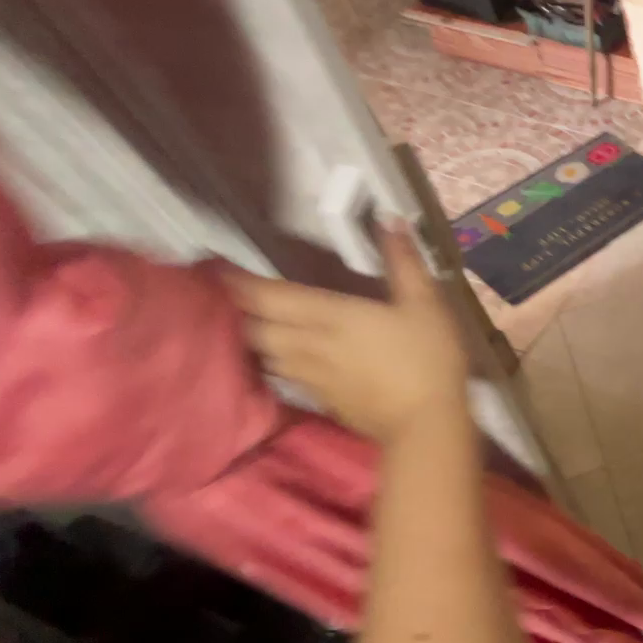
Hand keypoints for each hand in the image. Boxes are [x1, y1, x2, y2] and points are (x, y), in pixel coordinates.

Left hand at [229, 224, 468, 442]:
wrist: (425, 423)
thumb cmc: (428, 358)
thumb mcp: (426, 304)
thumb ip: (405, 263)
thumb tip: (391, 220)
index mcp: (329, 315)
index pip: (267, 295)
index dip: (236, 280)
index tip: (214, 265)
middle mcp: (307, 344)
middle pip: (252, 326)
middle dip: (240, 310)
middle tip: (234, 295)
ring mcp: (310, 376)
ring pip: (263, 353)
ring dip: (254, 338)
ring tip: (253, 325)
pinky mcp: (320, 400)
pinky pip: (283, 375)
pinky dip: (276, 363)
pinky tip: (286, 360)